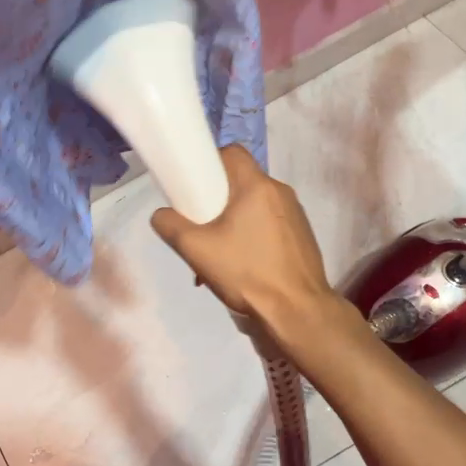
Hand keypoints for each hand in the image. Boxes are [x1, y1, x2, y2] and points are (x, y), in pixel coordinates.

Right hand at [150, 146, 361, 343]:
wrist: (298, 313)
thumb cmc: (247, 273)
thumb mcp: (195, 249)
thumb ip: (169, 225)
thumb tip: (162, 215)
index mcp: (257, 186)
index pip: (231, 152)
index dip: (209, 162)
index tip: (195, 186)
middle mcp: (280, 192)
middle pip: (241, 181)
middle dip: (217, 198)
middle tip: (202, 226)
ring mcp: (296, 215)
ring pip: (254, 205)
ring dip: (234, 221)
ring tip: (220, 254)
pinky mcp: (303, 236)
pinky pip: (270, 224)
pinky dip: (252, 235)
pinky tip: (243, 265)